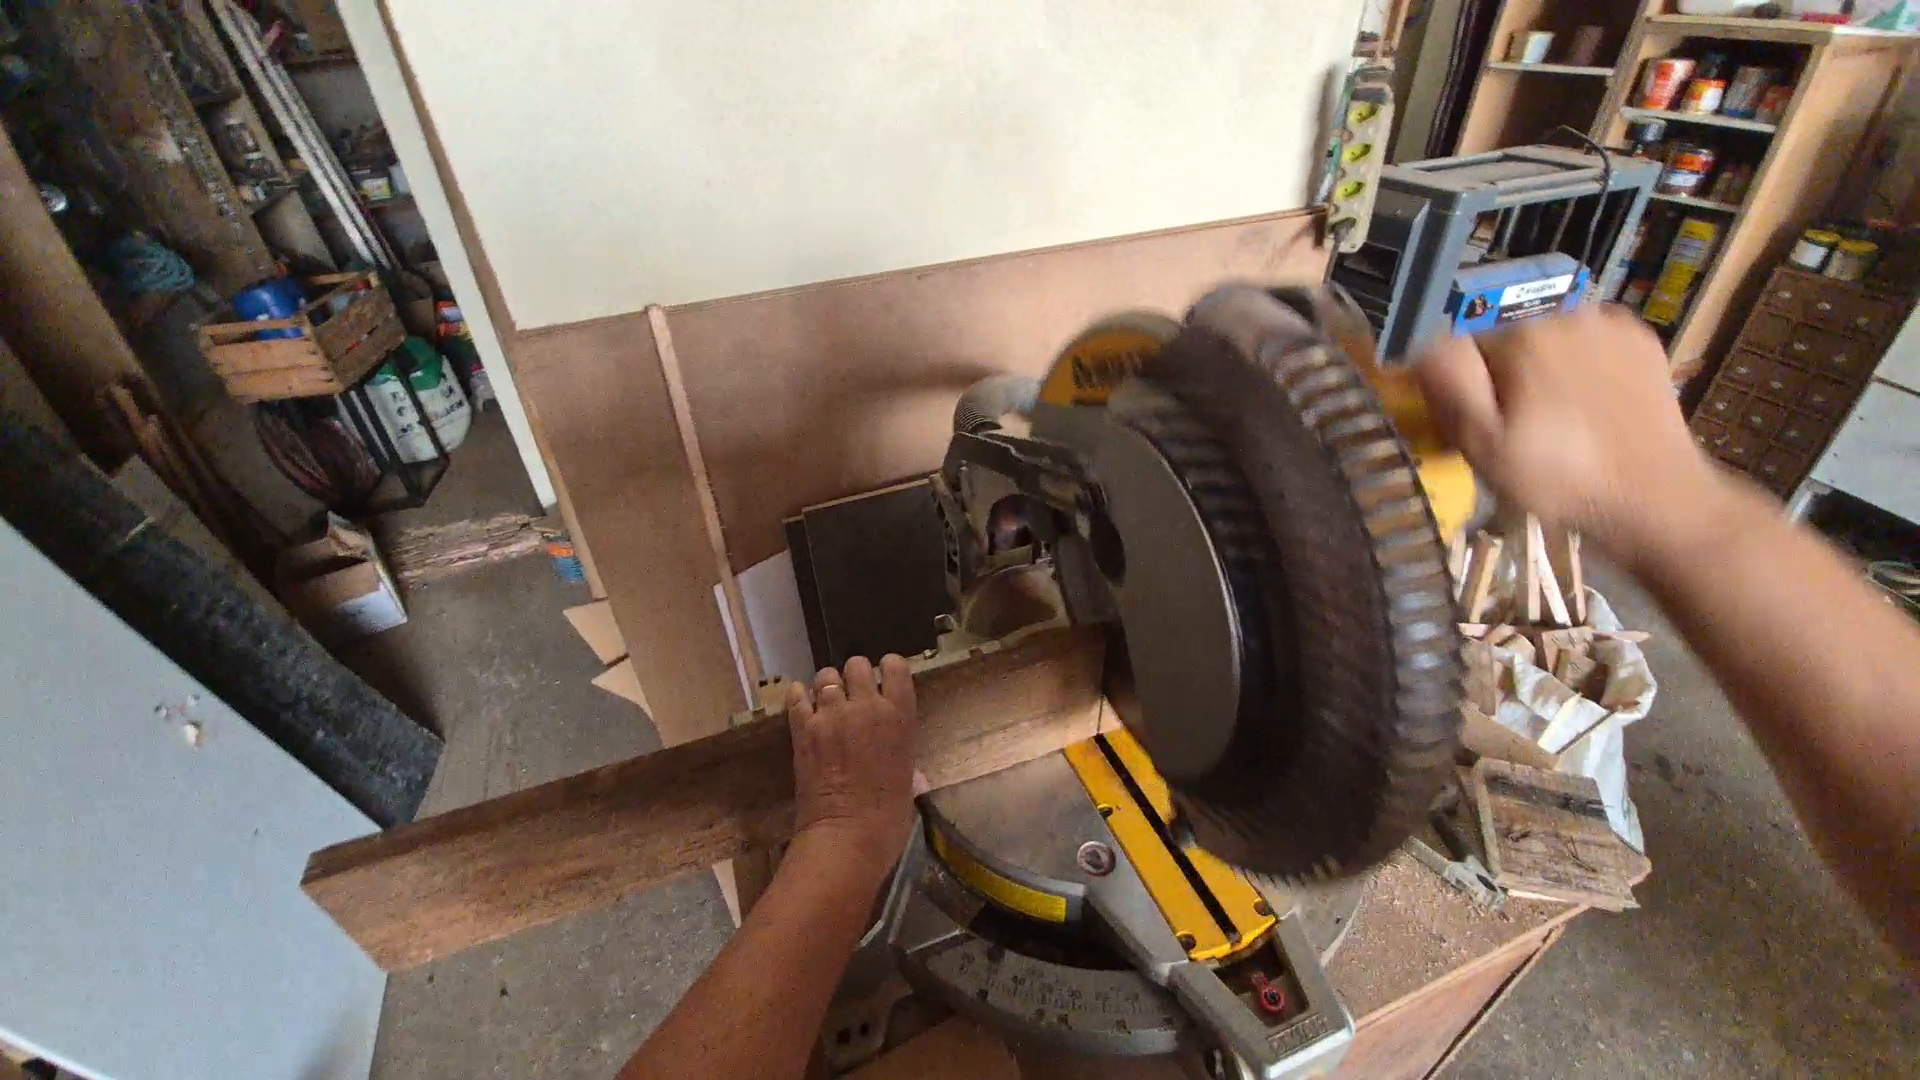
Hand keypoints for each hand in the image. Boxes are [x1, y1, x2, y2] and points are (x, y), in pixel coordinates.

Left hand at [787, 656, 920, 865]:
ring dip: (827, 687)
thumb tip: (916, 776)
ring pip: (826, 676)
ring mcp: (832, 715)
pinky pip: (797, 697)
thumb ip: (907, 765)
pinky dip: (800, 697)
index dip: (888, 669)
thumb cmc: (888, 818)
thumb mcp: (908, 782)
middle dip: (855, 676)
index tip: (884, 681)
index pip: (895, 666)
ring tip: (827, 703)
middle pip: (857, 665)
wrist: (846, 837)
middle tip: (853, 695)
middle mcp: (867, 706)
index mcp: (900, 716)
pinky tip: (803, 705)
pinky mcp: (803, 729)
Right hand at [1413, 305, 1729, 564]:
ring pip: (1544, 348)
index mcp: (1522, 336)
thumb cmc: (1556, 478)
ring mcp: (1613, 328)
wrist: (1655, 500)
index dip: (1458, 391)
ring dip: (1536, 377)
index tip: (1470, 429)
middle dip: (1498, 383)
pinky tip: (1582, 412)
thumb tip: (1424, 349)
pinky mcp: (1642, 346)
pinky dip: (1577, 374)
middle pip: (1504, 347)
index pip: (1460, 352)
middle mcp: (1569, 316)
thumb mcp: (1481, 441)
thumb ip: (1448, 383)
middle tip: (1510, 433)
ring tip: (1550, 425)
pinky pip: (1586, 351)